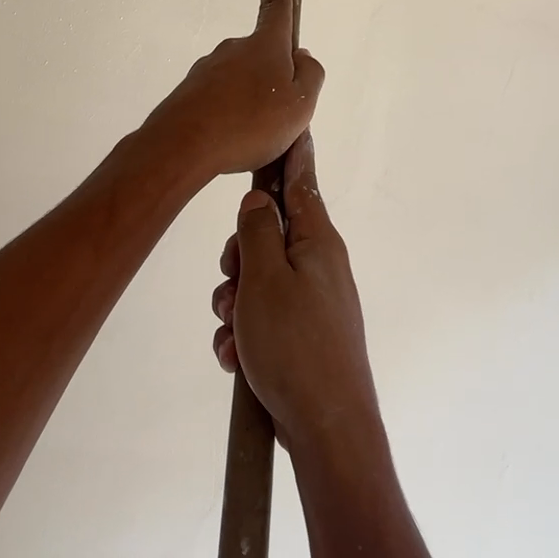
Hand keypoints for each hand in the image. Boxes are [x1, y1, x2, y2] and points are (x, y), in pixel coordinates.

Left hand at [143, 0, 324, 176]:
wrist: (184, 146)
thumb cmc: (251, 122)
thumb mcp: (301, 104)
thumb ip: (310, 76)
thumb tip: (301, 55)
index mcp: (265, 46)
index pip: (276, 8)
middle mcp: (233, 50)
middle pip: (261, 58)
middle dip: (272, 80)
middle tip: (279, 119)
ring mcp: (207, 71)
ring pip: (240, 84)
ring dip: (250, 105)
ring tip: (254, 141)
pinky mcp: (188, 94)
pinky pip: (219, 104)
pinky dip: (229, 120)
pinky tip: (230, 144)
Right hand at [211, 134, 378, 448]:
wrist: (327, 428)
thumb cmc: (295, 346)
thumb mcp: (264, 280)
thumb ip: (256, 232)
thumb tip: (258, 201)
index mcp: (317, 243)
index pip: (302, 185)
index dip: (294, 157)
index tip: (297, 128)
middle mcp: (319, 267)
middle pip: (268, 238)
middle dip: (238, 260)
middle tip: (230, 286)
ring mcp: (314, 304)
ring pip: (260, 283)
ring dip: (236, 305)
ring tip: (232, 335)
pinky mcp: (305, 338)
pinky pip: (266, 320)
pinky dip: (246, 335)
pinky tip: (238, 359)